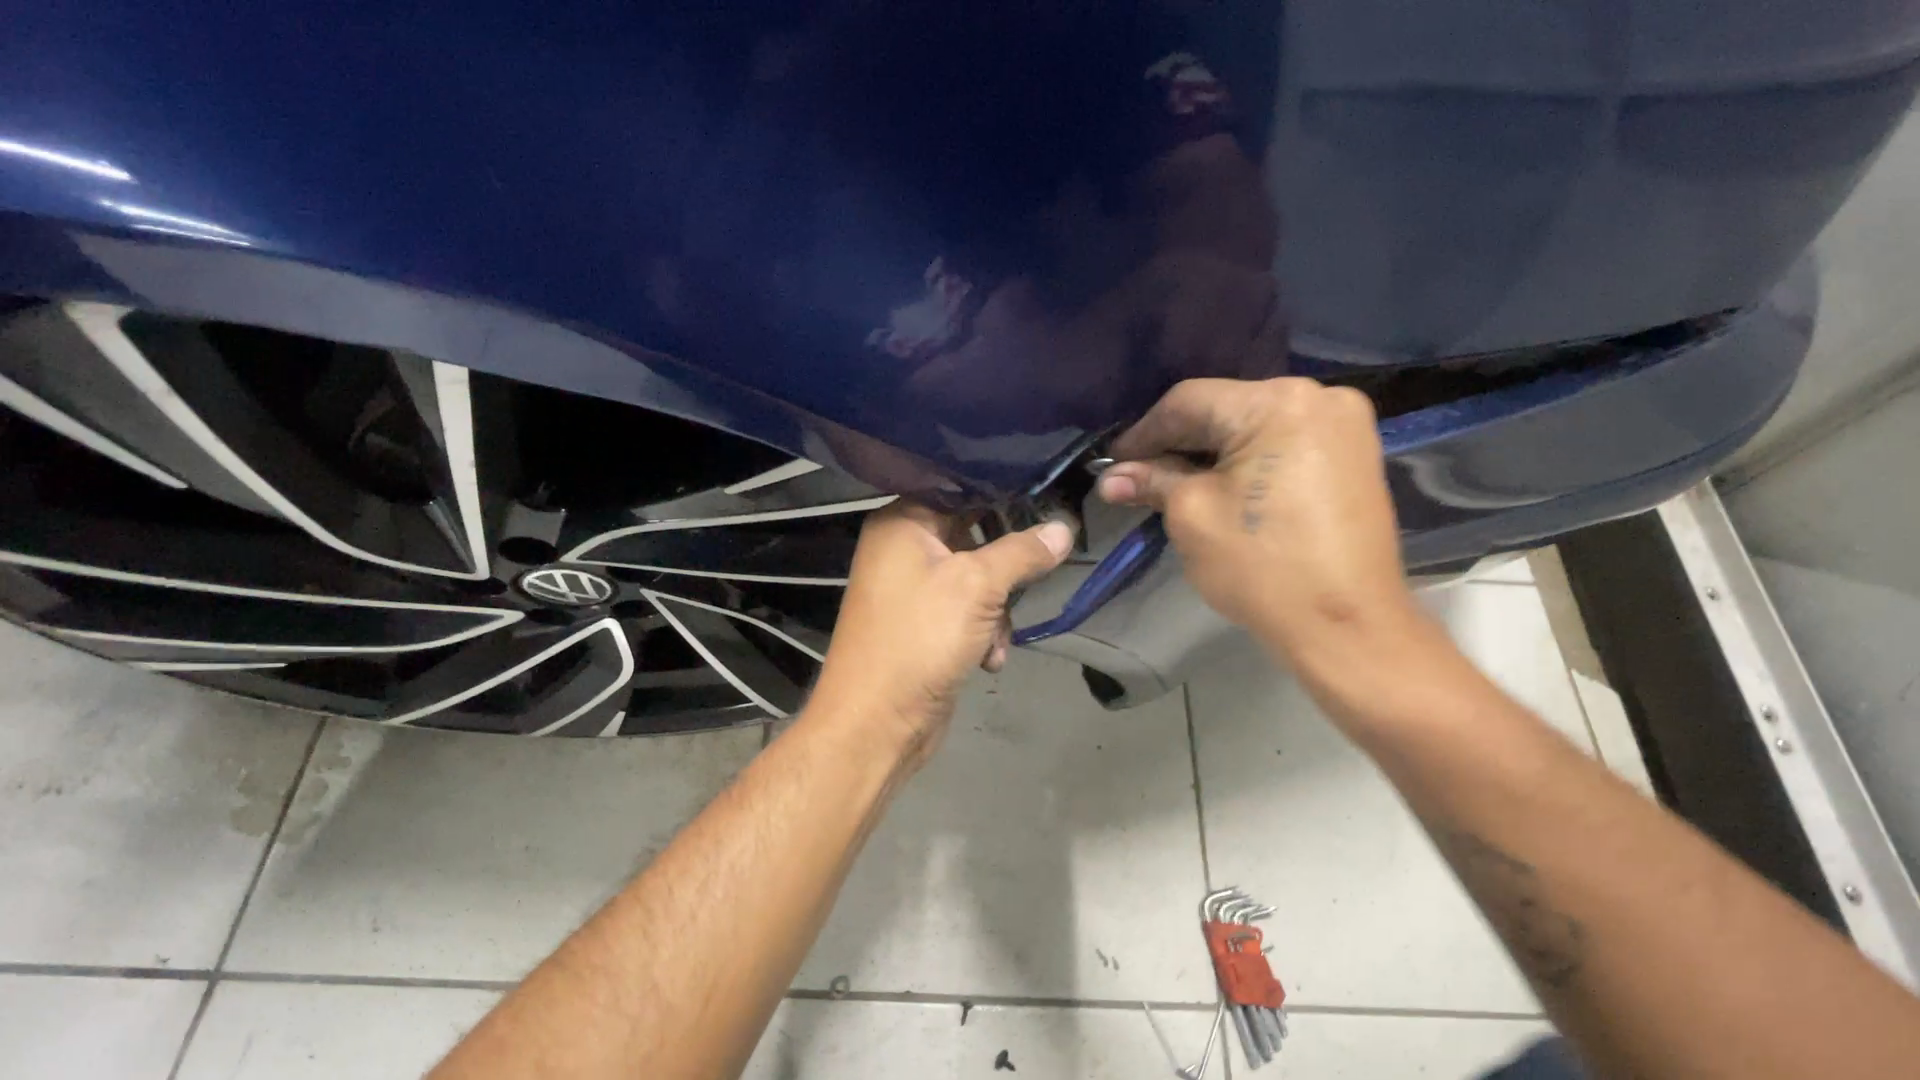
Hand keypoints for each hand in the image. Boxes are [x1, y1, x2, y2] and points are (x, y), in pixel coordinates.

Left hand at [810, 503, 1073, 767]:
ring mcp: (911, 591)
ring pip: (976, 578)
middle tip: (1041, 566)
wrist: (877, 723)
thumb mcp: (977, 586)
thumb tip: (1064, 526)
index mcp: (902, 523)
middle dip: (1007, 562)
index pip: (959, 487)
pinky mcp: (924, 627)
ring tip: (999, 634)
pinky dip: (984, 632)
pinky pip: (967, 613)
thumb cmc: (921, 638)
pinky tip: (990, 658)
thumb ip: (1022, 551)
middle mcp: (902, 549)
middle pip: (972, 533)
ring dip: (998, 608)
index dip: (1003, 492)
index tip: (1048, 497)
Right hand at [1097, 377, 1423, 674]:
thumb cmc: (1264, 568)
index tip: (1112, 463)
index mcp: (1278, 402)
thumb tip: (1111, 478)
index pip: (1189, 401)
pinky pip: (1285, 443)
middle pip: (1224, 409)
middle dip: (1178, 443)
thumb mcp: (1192, 517)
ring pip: (1254, 426)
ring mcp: (1345, 424)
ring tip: (1174, 483)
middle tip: (1138, 476)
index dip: (1143, 433)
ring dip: (1212, 452)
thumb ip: (1153, 483)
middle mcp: (1318, 396)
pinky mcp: (1356, 454)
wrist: (1348, 626)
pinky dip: (1249, 461)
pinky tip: (1222, 485)